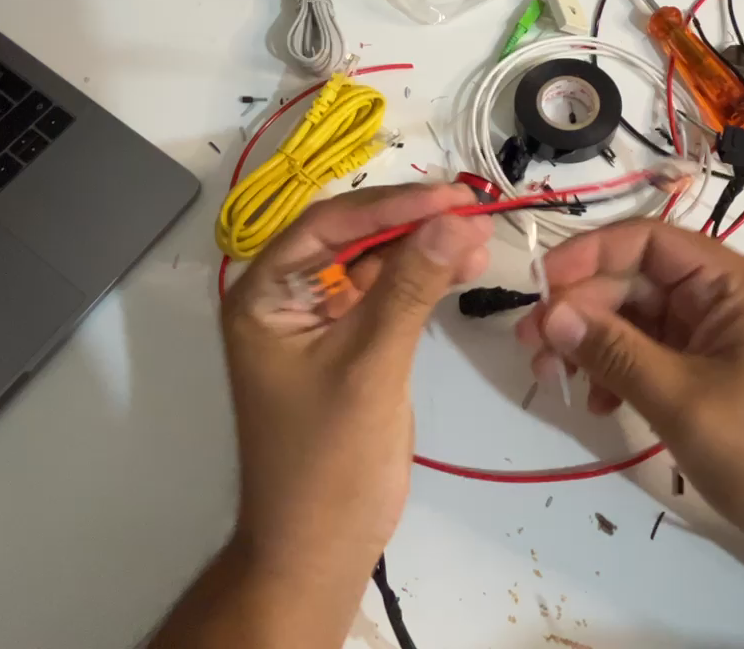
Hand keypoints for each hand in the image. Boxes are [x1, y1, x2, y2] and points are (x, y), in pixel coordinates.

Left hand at [215, 183, 491, 633]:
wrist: (321, 548)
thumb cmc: (327, 461)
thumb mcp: (369, 366)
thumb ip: (410, 287)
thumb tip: (454, 218)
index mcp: (265, 294)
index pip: (329, 227)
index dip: (391, 205)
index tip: (451, 195)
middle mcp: (289, 295)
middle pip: (354, 237)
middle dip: (412, 222)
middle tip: (471, 206)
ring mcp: (323, 317)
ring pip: (378, 262)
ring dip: (426, 247)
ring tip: (479, 236)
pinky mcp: (355, 339)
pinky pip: (392, 293)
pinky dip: (428, 278)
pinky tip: (465, 265)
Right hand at [517, 219, 743, 579]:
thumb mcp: (682, 399)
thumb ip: (614, 351)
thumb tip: (550, 314)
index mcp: (728, 282)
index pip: (646, 241)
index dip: (588, 255)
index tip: (541, 285)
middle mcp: (718, 296)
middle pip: (632, 280)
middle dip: (580, 310)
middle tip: (531, 346)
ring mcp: (711, 333)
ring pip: (633, 318)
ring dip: (590, 343)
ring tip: (552, 378)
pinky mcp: (704, 368)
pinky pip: (647, 352)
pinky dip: (616, 370)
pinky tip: (597, 403)